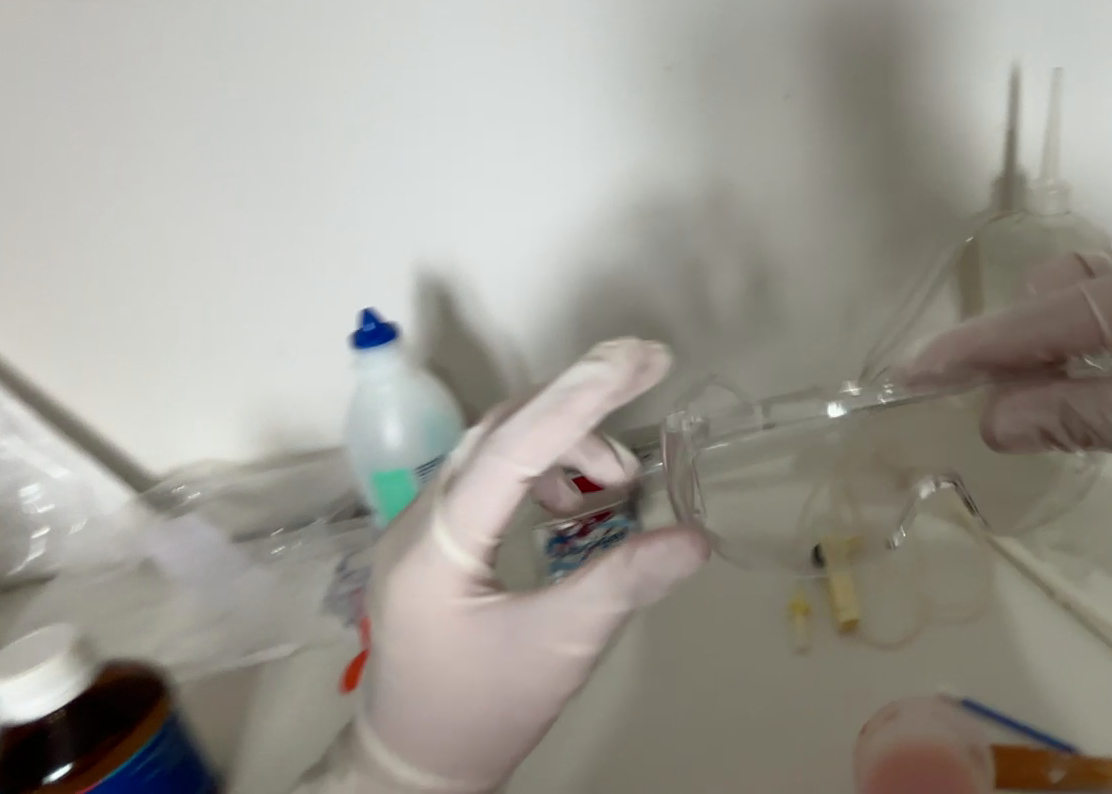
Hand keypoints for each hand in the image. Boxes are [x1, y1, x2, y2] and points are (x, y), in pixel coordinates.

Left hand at [341, 339, 709, 791]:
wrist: (412, 767)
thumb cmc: (481, 712)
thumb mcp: (560, 649)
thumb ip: (626, 583)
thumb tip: (698, 537)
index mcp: (438, 544)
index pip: (513, 447)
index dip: (580, 399)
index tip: (638, 359)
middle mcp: (423, 516)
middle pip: (505, 425)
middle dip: (580, 391)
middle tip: (648, 363)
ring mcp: (426, 521)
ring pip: (501, 440)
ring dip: (568, 435)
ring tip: (622, 475)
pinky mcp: (443, 531)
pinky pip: (497, 468)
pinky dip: (549, 462)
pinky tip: (579, 496)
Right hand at [903, 241, 1111, 603]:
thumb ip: (1080, 415)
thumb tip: (991, 419)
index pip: (1049, 316)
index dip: (976, 347)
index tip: (911, 373)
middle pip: (1063, 297)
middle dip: (1010, 346)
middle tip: (978, 404)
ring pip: (1090, 312)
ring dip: (1047, 355)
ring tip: (1019, 406)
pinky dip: (1087, 362)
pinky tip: (1076, 395)